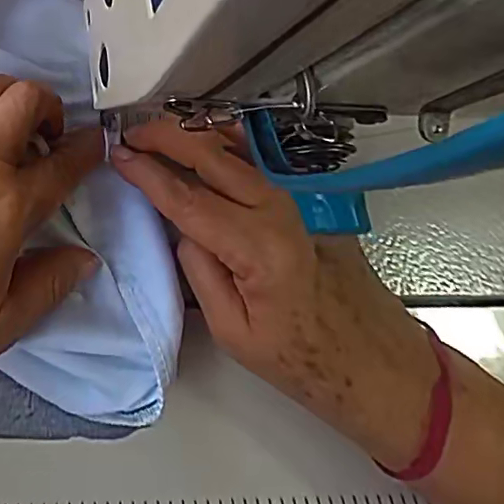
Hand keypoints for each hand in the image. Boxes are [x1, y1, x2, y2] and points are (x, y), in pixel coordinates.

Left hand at [0, 74, 104, 408]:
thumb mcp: (2, 321)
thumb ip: (50, 285)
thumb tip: (82, 258)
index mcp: (9, 203)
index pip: (63, 162)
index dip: (88, 148)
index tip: (96, 143)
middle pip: (24, 98)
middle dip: (49, 104)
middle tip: (49, 132)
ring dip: (7, 94)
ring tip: (10, 123)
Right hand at [108, 115, 437, 466]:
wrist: (388, 372)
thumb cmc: (307, 364)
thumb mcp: (233, 331)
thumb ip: (198, 269)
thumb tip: (182, 227)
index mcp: (257, 250)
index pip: (185, 197)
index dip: (144, 171)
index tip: (115, 154)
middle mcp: (280, 213)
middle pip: (209, 155)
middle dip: (162, 136)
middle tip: (128, 134)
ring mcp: (299, 202)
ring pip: (236, 147)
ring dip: (191, 132)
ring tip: (154, 131)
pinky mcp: (309, 202)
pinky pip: (257, 158)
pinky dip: (226, 137)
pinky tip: (203, 133)